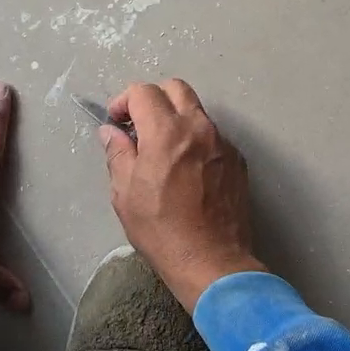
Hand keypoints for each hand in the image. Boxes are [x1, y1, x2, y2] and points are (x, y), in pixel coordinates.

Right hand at [98, 79, 263, 311]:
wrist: (213, 262)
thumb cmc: (161, 230)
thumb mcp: (125, 194)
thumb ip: (118, 154)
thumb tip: (112, 132)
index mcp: (166, 132)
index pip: (144, 92)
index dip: (124, 101)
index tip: (117, 122)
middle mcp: (199, 128)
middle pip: (176, 89)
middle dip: (153, 98)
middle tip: (139, 124)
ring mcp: (223, 143)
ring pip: (197, 112)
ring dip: (176, 119)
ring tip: (162, 149)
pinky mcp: (237, 161)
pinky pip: (213, 136)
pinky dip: (195, 140)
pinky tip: (186, 170)